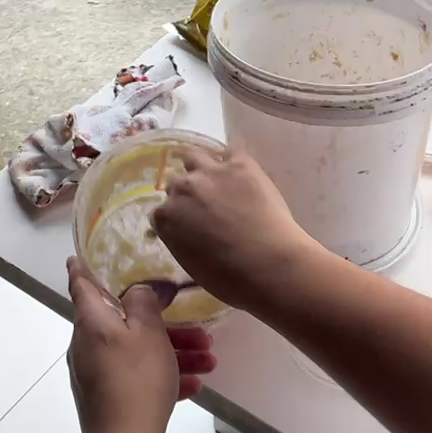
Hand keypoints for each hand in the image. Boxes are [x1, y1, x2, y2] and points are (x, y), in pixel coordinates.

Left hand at [66, 257, 215, 432]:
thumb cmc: (136, 379)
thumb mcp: (148, 331)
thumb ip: (144, 300)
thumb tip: (138, 288)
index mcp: (91, 322)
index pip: (81, 285)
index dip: (81, 268)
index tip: (76, 256)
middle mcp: (87, 345)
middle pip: (124, 322)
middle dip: (162, 322)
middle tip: (197, 327)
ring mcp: (95, 374)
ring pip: (136, 351)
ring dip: (172, 351)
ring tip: (209, 359)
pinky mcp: (105, 400)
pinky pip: (135, 377)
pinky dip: (161, 376)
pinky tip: (195, 386)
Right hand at [154, 149, 323, 312]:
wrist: (270, 265)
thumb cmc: (231, 280)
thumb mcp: (193, 266)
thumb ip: (183, 243)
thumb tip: (189, 236)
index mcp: (167, 218)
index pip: (161, 212)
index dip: (176, 217)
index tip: (188, 225)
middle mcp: (182, 189)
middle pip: (177, 183)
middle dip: (188, 194)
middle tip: (205, 206)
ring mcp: (210, 172)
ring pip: (194, 157)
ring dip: (201, 168)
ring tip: (217, 179)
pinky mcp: (239, 163)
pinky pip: (230, 153)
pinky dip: (233, 163)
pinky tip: (243, 174)